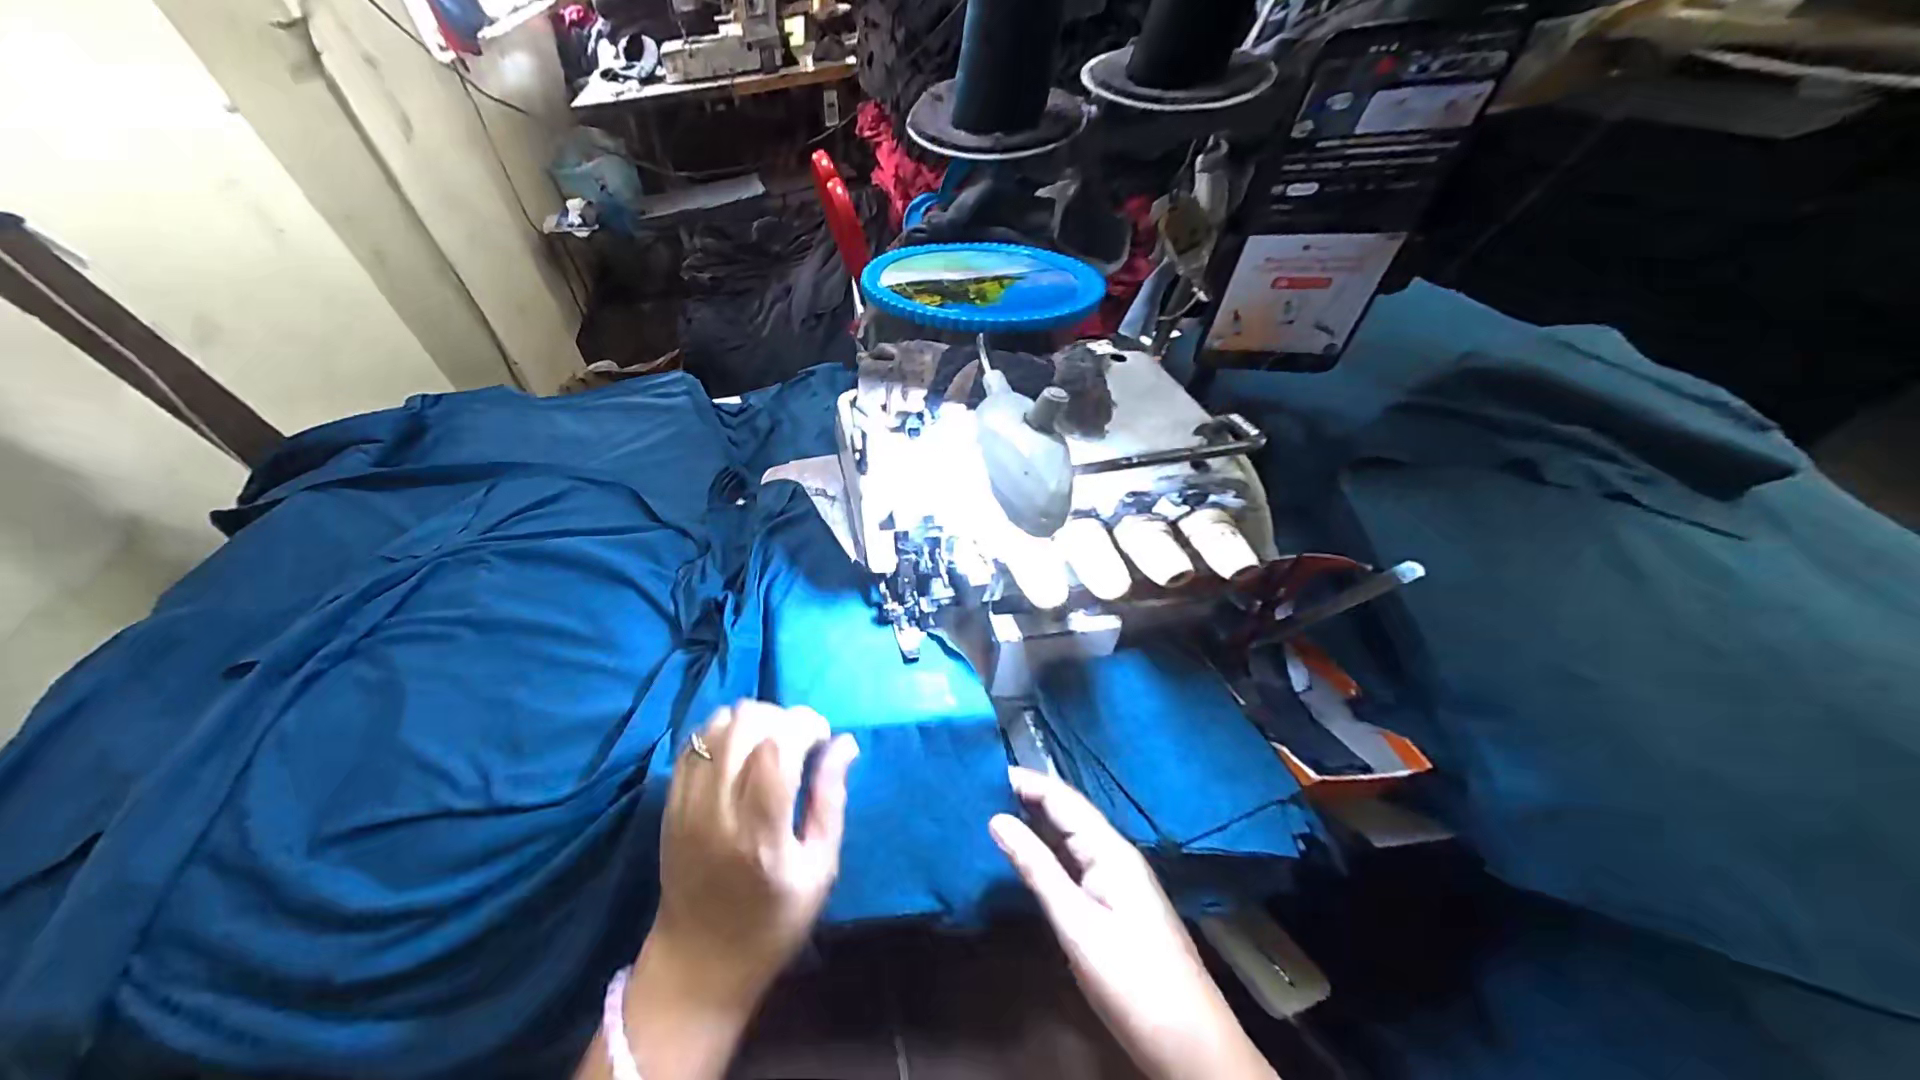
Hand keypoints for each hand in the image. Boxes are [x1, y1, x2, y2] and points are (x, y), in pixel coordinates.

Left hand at [651, 701, 858, 999]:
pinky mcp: (669, 804)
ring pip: (716, 725)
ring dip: (751, 721)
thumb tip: (845, 743)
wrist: (698, 963)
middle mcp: (717, 811)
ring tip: (770, 745)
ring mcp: (686, 804)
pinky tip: (740, 753)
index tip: (823, 738)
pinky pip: (693, 743)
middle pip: (744, 724)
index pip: (776, 747)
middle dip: (781, 717)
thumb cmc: (772, 923)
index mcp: (761, 834)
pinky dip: (722, 733)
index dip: (804, 725)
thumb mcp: (820, 869)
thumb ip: (830, 800)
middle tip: (799, 742)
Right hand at [990, 767, 1276, 1079]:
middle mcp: (1116, 854)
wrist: (1189, 1041)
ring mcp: (1117, 878)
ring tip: (994, 811)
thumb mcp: (1076, 924)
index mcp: (1111, 850)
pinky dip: (1048, 849)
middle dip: (1029, 796)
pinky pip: (1076, 860)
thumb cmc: (1131, 979)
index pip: (1063, 799)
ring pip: (1071, 836)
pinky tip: (1027, 853)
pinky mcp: (1115, 901)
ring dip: (1036, 821)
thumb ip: (1037, 869)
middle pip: (1068, 812)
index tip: (985, 771)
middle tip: (981, 790)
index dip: (1027, 781)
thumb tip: (997, 819)